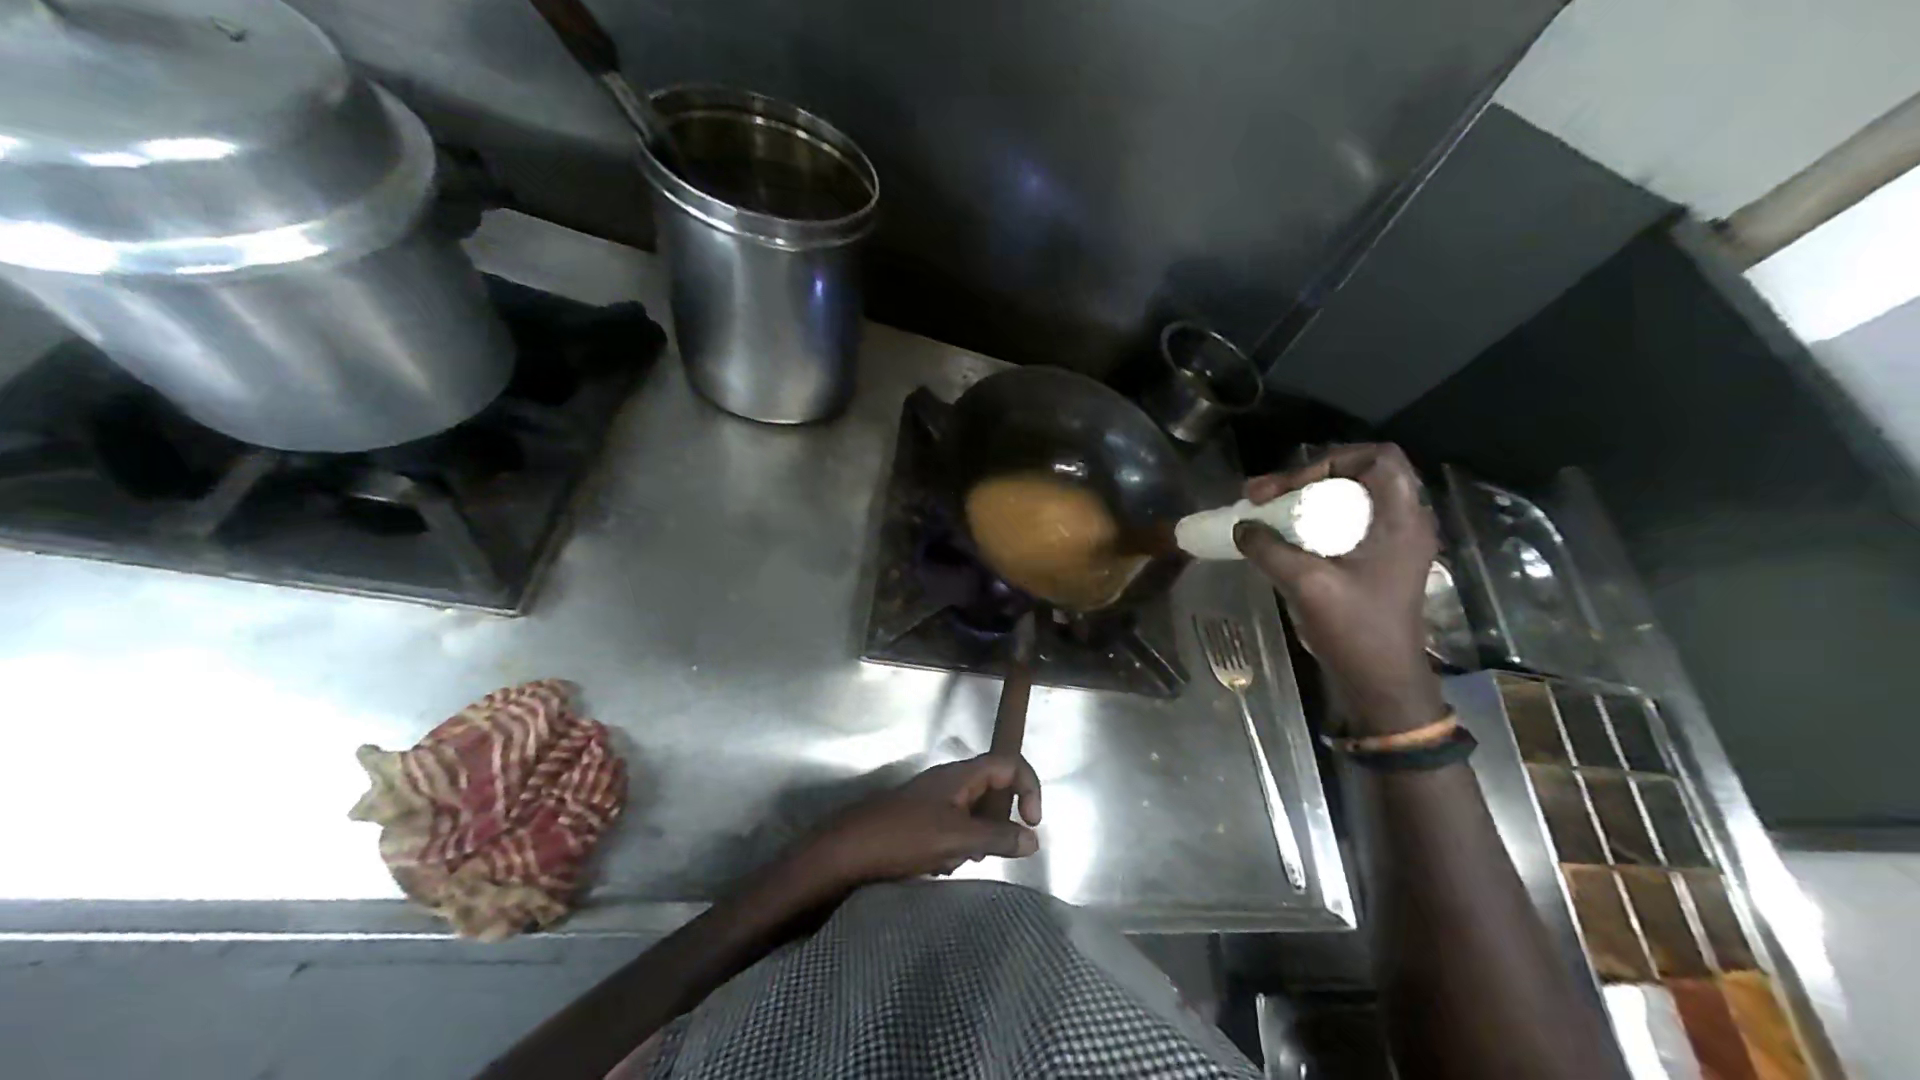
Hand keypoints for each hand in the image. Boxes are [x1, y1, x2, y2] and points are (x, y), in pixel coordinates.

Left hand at [799, 754, 1042, 892]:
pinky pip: (954, 827)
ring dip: (977, 838)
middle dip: (999, 822)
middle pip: (993, 790)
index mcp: (961, 775)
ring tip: (958, 862)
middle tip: (989, 851)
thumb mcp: (958, 839)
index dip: (1029, 788)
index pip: (1009, 764)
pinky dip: (957, 846)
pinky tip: (940, 867)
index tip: (1032, 823)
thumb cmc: (904, 837)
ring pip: (974, 813)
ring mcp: (933, 800)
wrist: (848, 850)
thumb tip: (1033, 839)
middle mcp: (949, 781)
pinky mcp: (921, 820)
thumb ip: (998, 837)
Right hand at [1234, 443, 1444, 734]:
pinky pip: (1342, 522)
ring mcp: (1389, 543)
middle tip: (1260, 495)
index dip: (1333, 459)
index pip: (1380, 459)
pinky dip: (1309, 519)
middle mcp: (1402, 523)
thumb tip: (1241, 526)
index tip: (1293, 486)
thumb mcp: (1306, 584)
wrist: (1380, 682)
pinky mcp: (1375, 561)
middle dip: (1304, 477)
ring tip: (1260, 509)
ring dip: (1303, 498)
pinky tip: (1279, 534)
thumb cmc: (1355, 630)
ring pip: (1347, 498)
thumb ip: (1269, 549)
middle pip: (1357, 474)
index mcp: (1401, 521)